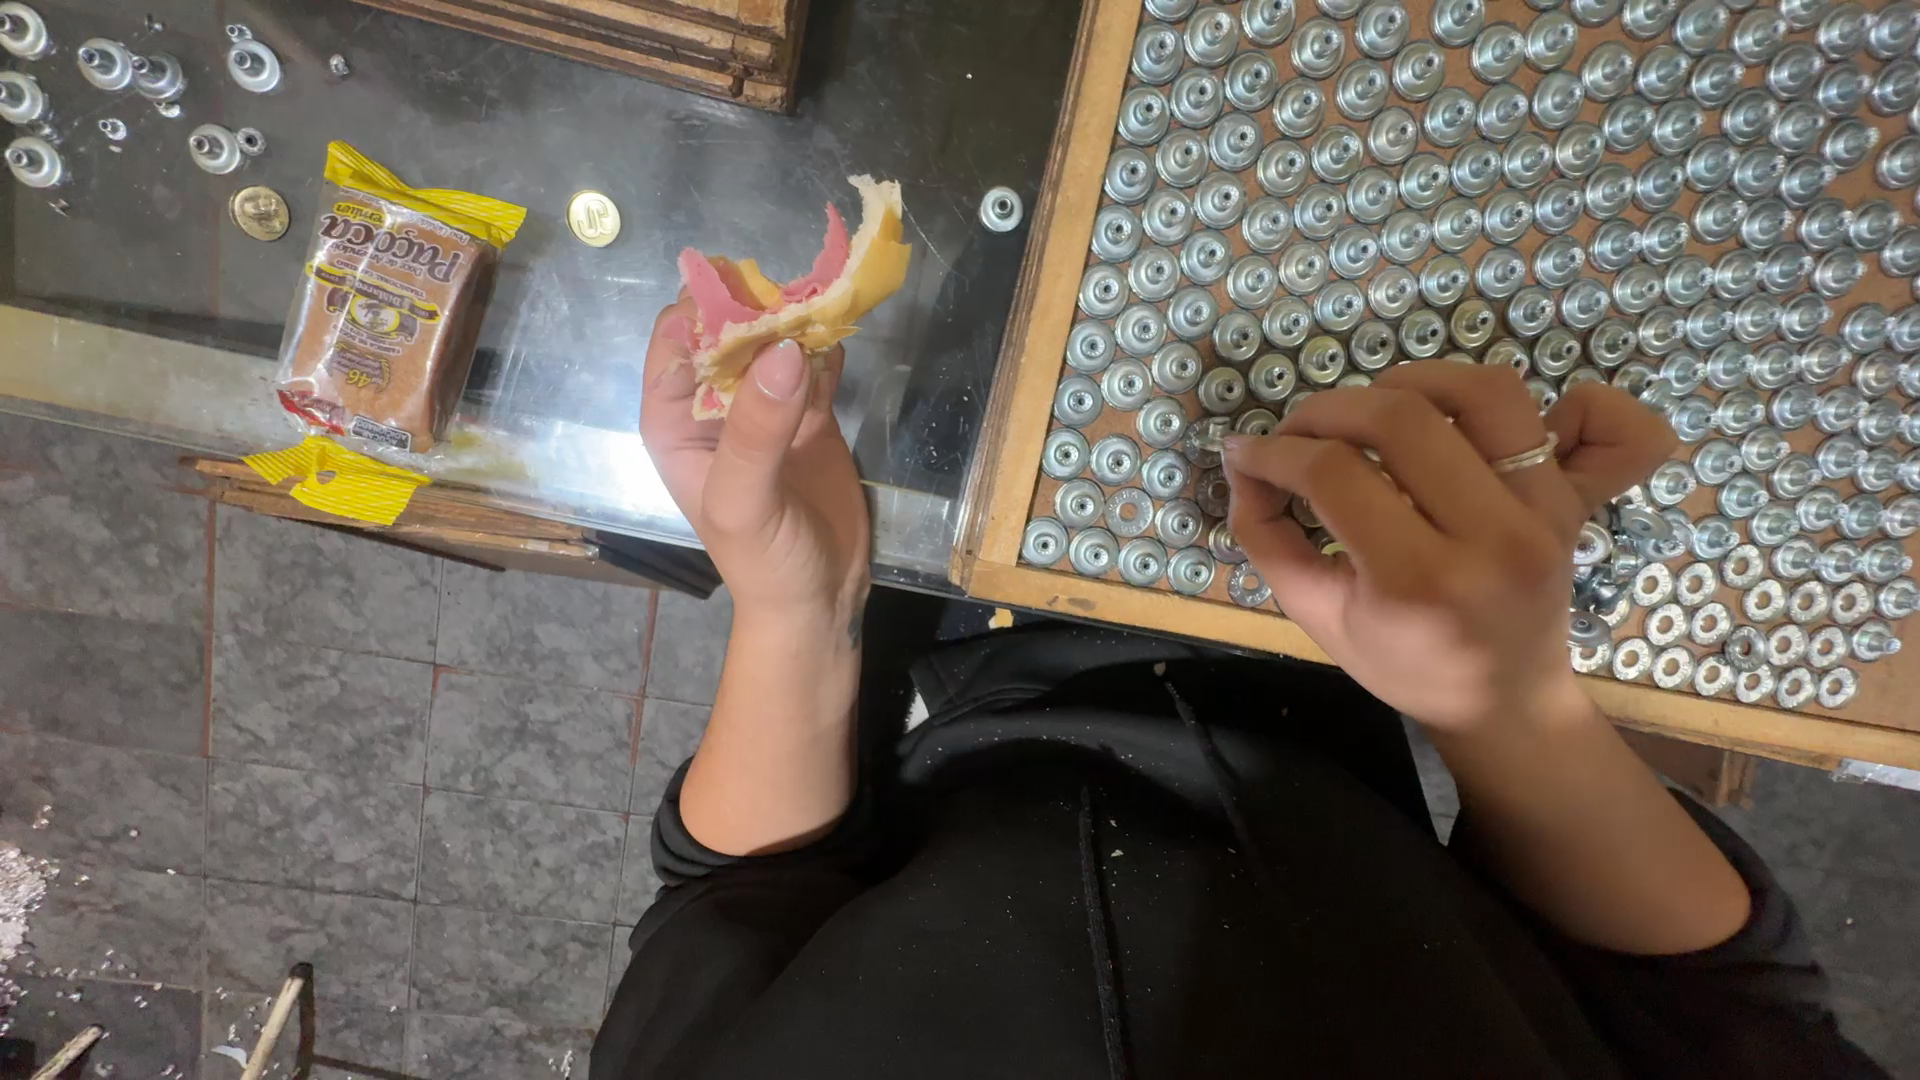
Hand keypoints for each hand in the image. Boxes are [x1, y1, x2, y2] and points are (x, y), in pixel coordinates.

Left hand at [640, 298, 870, 628]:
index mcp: (675, 420)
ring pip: (774, 343)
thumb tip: (785, 350)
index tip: (749, 291)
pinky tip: (843, 329)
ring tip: (827, 298)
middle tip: (799, 292)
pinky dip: (828, 346)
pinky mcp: (810, 416)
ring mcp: (766, 408)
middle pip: (729, 332)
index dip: (706, 309)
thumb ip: (755, 431)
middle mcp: (715, 406)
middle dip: (759, 306)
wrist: (819, 598)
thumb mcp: (744, 501)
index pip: (677, 341)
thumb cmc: (763, 560)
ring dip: (798, 318)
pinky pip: (815, 367)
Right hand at [1223, 362, 1674, 733]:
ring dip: (1412, 382)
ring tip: (1373, 409)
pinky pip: (1608, 427)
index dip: (1273, 451)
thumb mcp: (1311, 612)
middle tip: (1295, 430)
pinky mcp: (1577, 503)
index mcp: (1417, 580)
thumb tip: (1244, 462)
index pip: (1333, 475)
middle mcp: (1493, 536)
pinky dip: (1569, 401)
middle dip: (1326, 409)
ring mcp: (1548, 513)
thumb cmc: (1398, 664)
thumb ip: (1265, 535)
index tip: (1244, 452)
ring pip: (1486, 395)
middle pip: (1403, 420)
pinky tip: (1497, 424)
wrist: (1501, 701)